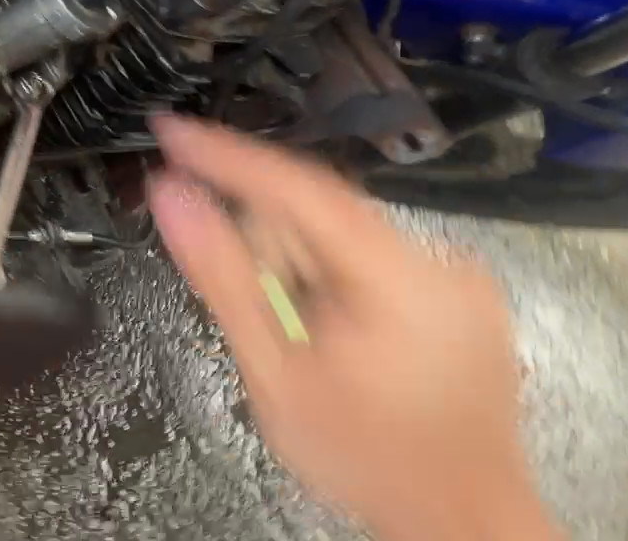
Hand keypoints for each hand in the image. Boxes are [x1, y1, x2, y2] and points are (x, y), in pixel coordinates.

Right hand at [147, 116, 558, 540]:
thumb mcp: (272, 368)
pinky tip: (313, 317)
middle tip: (231, 284)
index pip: (297, 187)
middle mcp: (440, 263)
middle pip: (316, 208)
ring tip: (282, 323)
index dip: (224, 153)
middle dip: (258, 232)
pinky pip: (359, 249)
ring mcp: (454, 277)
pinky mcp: (452, 291)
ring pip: (333, 228)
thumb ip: (218, 273)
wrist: (461, 525)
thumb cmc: (361, 455)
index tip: (166, 127)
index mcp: (401, 279)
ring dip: (287, 256)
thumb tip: (166, 191)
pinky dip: (316, 266)